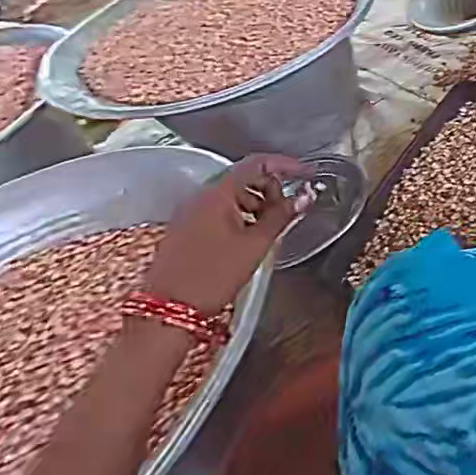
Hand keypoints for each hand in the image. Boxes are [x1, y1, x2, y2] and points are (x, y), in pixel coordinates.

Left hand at [142, 154, 313, 314]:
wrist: (169, 310)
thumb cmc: (213, 276)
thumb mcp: (255, 244)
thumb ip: (281, 216)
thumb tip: (303, 198)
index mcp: (217, 194)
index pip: (256, 164)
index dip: (285, 165)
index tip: (306, 174)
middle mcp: (201, 197)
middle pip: (244, 178)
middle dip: (272, 189)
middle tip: (289, 209)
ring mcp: (191, 213)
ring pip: (232, 196)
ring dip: (257, 204)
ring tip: (272, 228)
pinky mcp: (187, 229)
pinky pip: (219, 211)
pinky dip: (241, 216)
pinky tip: (251, 237)